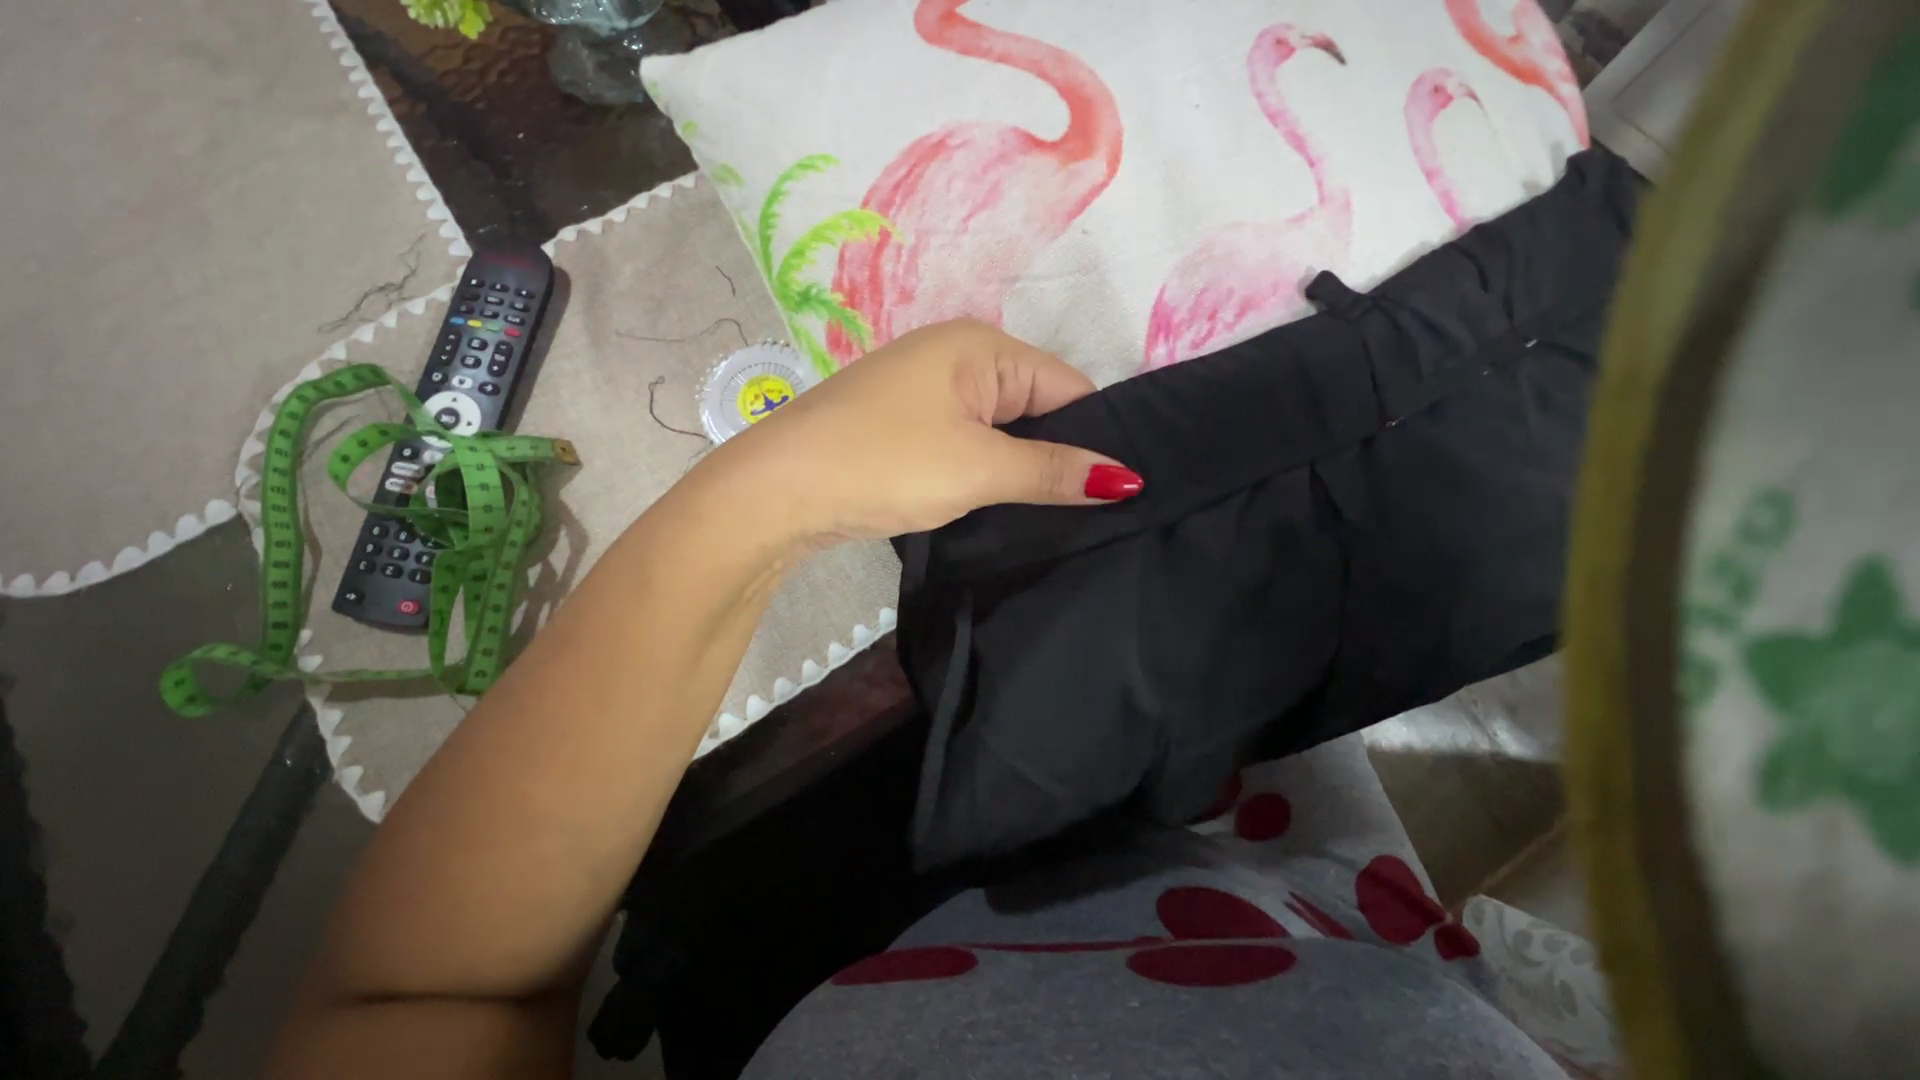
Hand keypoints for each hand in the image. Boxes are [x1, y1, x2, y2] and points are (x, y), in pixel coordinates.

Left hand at [697, 319, 1143, 547]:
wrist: (776, 491)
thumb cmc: (884, 464)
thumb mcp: (978, 469)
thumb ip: (1053, 471)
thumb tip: (1126, 478)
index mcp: (980, 345)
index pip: (1069, 385)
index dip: (1097, 438)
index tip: (1121, 494)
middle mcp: (955, 355)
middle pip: (1035, 404)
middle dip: (1059, 455)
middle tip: (1092, 514)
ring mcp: (924, 391)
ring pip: (999, 429)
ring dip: (1020, 469)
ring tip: (1052, 517)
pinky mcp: (902, 426)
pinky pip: (966, 443)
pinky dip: (984, 472)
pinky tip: (997, 508)